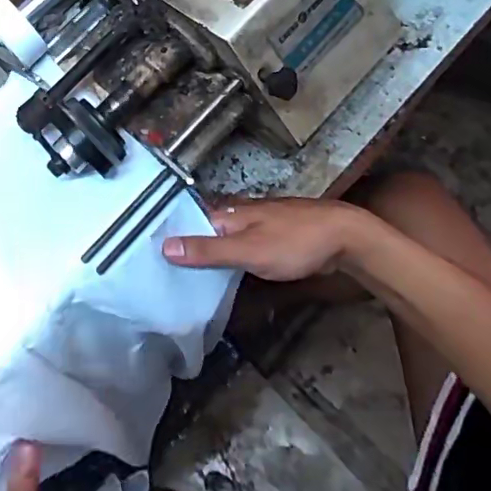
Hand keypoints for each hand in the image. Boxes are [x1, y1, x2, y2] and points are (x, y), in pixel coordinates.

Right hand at [162, 197, 367, 280]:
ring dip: (206, 254)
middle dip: (185, 246)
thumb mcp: (248, 251)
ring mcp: (256, 224)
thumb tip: (164, 245)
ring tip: (185, 277)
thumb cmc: (295, 242)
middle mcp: (238, 213)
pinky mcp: (271, 237)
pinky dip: (227, 259)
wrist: (344, 237)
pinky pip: (239, 246)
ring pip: (222, 238)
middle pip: (203, 229)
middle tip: (161, 272)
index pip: (187, 221)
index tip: (146, 254)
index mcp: (227, 213)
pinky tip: (223, 275)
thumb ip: (208, 251)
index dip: (169, 236)